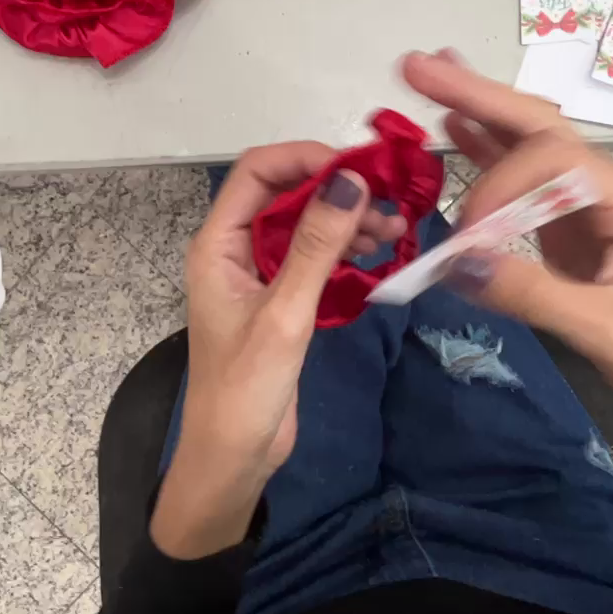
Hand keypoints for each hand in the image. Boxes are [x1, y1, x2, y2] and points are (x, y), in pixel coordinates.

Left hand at [153, 142, 405, 557]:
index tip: (360, 168)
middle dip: (336, 191)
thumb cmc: (245, 389)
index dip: (306, 159)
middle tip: (390, 201)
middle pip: (285, 194)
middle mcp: (234, 251)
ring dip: (347, 223)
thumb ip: (316, 246)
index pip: (256, 172)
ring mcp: (258, 275)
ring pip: (305, 227)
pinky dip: (344, 253)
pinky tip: (379, 255)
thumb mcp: (284, 314)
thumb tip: (351, 180)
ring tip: (395, 233)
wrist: (234, 454)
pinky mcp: (281, 300)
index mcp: (217, 245)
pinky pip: (313, 260)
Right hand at [399, 49, 612, 423]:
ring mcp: (583, 206)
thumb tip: (454, 262)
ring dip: (477, 113)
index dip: (497, 185)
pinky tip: (455, 132)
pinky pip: (519, 183)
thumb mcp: (604, 327)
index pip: (551, 159)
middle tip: (419, 68)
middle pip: (537, 126)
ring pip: (526, 145)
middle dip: (478, 96)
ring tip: (429, 80)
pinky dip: (484, 156)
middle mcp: (605, 187)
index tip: (464, 237)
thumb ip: (530, 292)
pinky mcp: (564, 228)